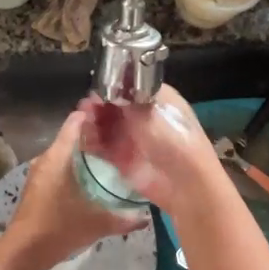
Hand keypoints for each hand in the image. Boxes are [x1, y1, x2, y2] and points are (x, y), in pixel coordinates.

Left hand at [0, 108, 147, 269]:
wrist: (22, 253)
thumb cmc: (57, 229)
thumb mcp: (95, 224)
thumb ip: (123, 220)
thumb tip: (147, 217)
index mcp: (58, 156)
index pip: (75, 121)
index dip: (94, 112)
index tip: (116, 110)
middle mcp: (47, 157)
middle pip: (73, 135)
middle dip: (96, 132)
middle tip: (122, 134)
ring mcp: (41, 171)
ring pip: (67, 151)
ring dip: (86, 150)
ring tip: (113, 153)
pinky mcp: (39, 185)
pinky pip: (61, 164)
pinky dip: (76, 164)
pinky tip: (93, 175)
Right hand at [77, 84, 222, 210]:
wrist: (185, 184)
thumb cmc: (175, 139)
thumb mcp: (151, 110)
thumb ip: (126, 98)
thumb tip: (106, 88)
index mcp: (154, 98)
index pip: (127, 85)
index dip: (111, 86)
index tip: (97, 89)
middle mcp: (141, 115)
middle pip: (112, 105)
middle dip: (97, 105)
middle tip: (85, 107)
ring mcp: (131, 137)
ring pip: (104, 125)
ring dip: (91, 122)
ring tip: (82, 121)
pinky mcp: (122, 159)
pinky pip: (101, 146)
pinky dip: (90, 142)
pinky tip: (83, 138)